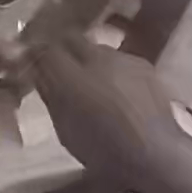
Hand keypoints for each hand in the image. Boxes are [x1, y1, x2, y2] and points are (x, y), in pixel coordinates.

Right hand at [32, 37, 191, 192]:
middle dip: (62, 51)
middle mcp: (97, 59)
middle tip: (60, 70)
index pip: (46, 50)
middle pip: (72, 39)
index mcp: (71, 77)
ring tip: (93, 83)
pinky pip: (120, 59)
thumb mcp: (65, 129)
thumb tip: (40, 73)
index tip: (35, 66)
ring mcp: (123, 58)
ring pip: (97, 48)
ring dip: (90, 61)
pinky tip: (118, 90)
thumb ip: (51, 95)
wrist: (156, 153)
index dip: (38, 56)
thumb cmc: (105, 153)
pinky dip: (113, 69)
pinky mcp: (144, 64)